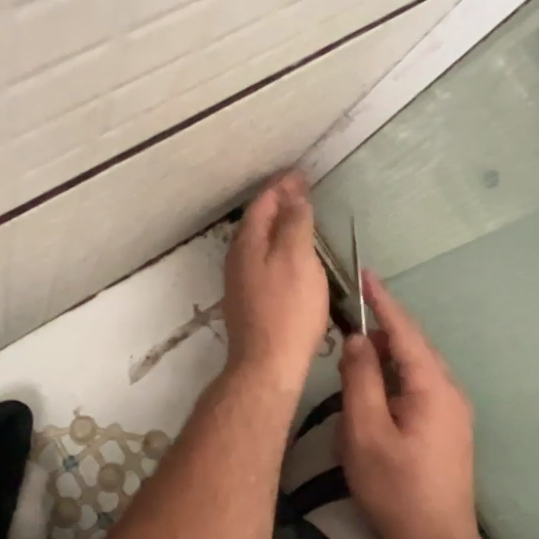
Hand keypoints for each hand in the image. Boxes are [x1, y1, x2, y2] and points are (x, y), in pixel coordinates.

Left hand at [222, 171, 328, 393]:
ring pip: (257, 241)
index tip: (301, 174)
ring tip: (299, 218)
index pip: (263, 202)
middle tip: (301, 190)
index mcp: (248, 242)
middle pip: (257, 220)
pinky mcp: (248, 300)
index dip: (282, 186)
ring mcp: (240, 280)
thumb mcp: (297, 259)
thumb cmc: (287, 309)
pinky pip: (261, 260)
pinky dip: (276, 247)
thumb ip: (295, 224)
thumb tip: (293, 196)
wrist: (266, 364)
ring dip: (277, 225)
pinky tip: (290, 256)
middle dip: (278, 202)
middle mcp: (238, 257)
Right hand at [340, 271, 479, 538]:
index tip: (365, 274)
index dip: (383, 301)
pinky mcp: (449, 429)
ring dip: (386, 358)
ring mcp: (453, 412)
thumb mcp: (365, 432)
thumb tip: (359, 341)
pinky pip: (419, 387)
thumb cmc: (396, 488)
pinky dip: (395, 378)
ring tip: (354, 359)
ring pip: (416, 369)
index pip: (405, 331)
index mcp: (432, 387)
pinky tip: (374, 391)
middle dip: (382, 331)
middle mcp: (450, 391)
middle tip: (345, 326)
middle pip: (413, 347)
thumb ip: (360, 380)